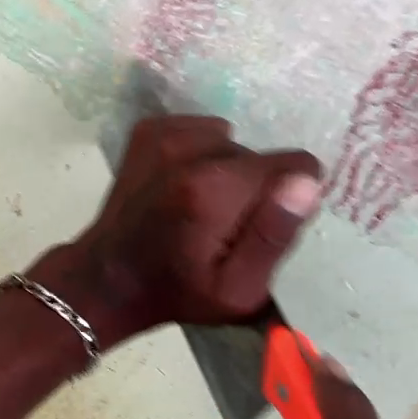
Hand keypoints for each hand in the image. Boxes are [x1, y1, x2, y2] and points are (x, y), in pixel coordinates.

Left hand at [27, 114, 323, 347]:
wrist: (110, 275)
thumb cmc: (180, 290)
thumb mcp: (241, 287)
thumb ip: (275, 233)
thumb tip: (306, 181)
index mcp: (213, 189)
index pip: (292, 163)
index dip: (295, 192)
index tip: (276, 220)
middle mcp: (187, 151)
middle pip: (256, 154)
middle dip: (256, 184)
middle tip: (232, 223)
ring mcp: (161, 136)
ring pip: (228, 140)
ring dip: (226, 166)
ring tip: (206, 203)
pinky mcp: (146, 131)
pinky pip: (198, 128)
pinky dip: (201, 148)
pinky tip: (186, 180)